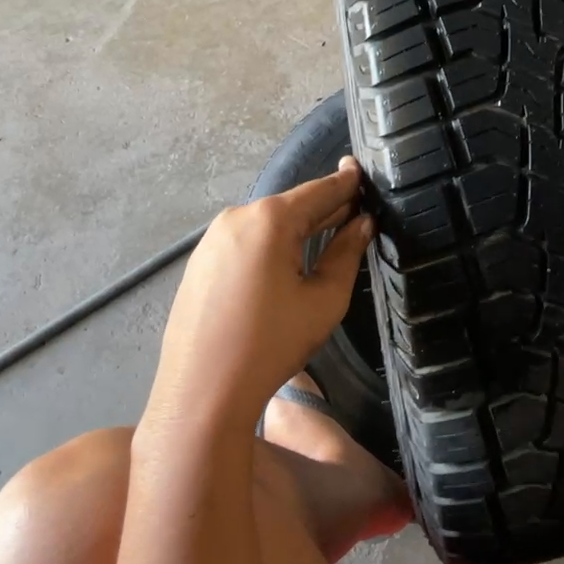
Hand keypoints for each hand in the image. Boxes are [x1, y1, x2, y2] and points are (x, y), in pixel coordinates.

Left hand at [143, 158, 372, 435]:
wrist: (202, 392)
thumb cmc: (272, 344)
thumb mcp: (324, 299)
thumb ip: (346, 253)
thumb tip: (362, 223)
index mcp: (270, 220)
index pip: (320, 191)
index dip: (346, 183)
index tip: (363, 171)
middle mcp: (237, 217)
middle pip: (292, 205)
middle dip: (325, 207)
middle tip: (356, 207)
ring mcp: (212, 239)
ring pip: (267, 223)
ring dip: (298, 227)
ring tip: (329, 232)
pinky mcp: (200, 263)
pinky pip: (246, 241)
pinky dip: (273, 242)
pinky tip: (289, 259)